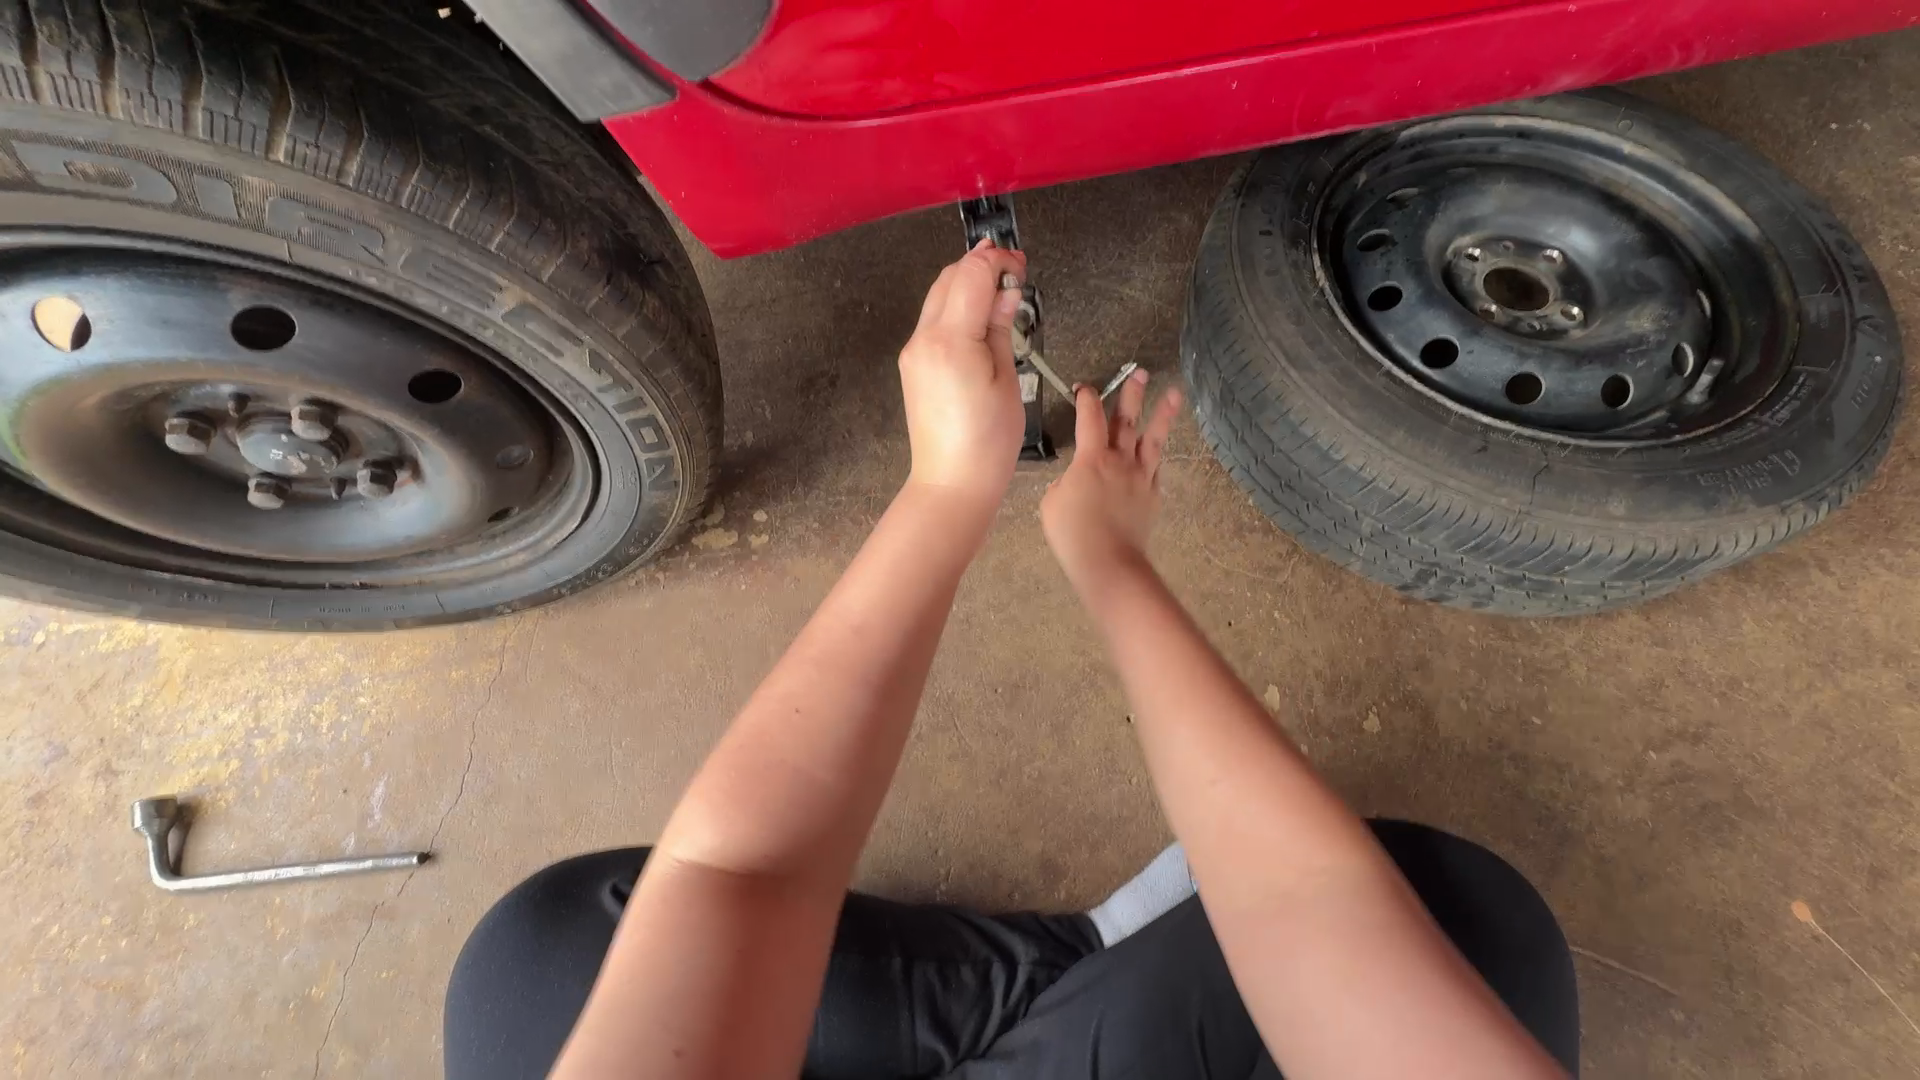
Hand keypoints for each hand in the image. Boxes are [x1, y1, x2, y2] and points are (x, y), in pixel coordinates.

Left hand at [898, 239, 1029, 518]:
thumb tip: (1007, 295)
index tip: (1020, 266)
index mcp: (951, 341)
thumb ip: (1002, 330)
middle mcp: (924, 340)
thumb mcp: (1008, 381)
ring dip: (966, 284)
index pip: (971, 274)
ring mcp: (913, 353)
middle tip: (1014, 273)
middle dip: (980, 266)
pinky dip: (955, 308)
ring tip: (1000, 293)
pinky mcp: (913, 366)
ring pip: (937, 297)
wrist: (951, 481)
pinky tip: (979, 319)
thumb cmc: (986, 443)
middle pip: (949, 278)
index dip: (998, 261)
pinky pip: (932, 321)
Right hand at [1040, 368, 1183, 587]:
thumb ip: (1063, 483)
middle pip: (1126, 420)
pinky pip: (1156, 469)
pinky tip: (1158, 452)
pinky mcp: (1153, 496)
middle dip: (1131, 394)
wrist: (1108, 562)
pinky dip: (1156, 457)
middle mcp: (1120, 460)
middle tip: (1139, 372)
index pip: (1089, 418)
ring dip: (1163, 414)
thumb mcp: (1051, 502)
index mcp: (1091, 459)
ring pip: (1153, 439)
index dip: (1086, 398)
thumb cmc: (1072, 533)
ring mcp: (1141, 477)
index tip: (1084, 387)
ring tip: (1174, 394)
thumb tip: (1073, 480)